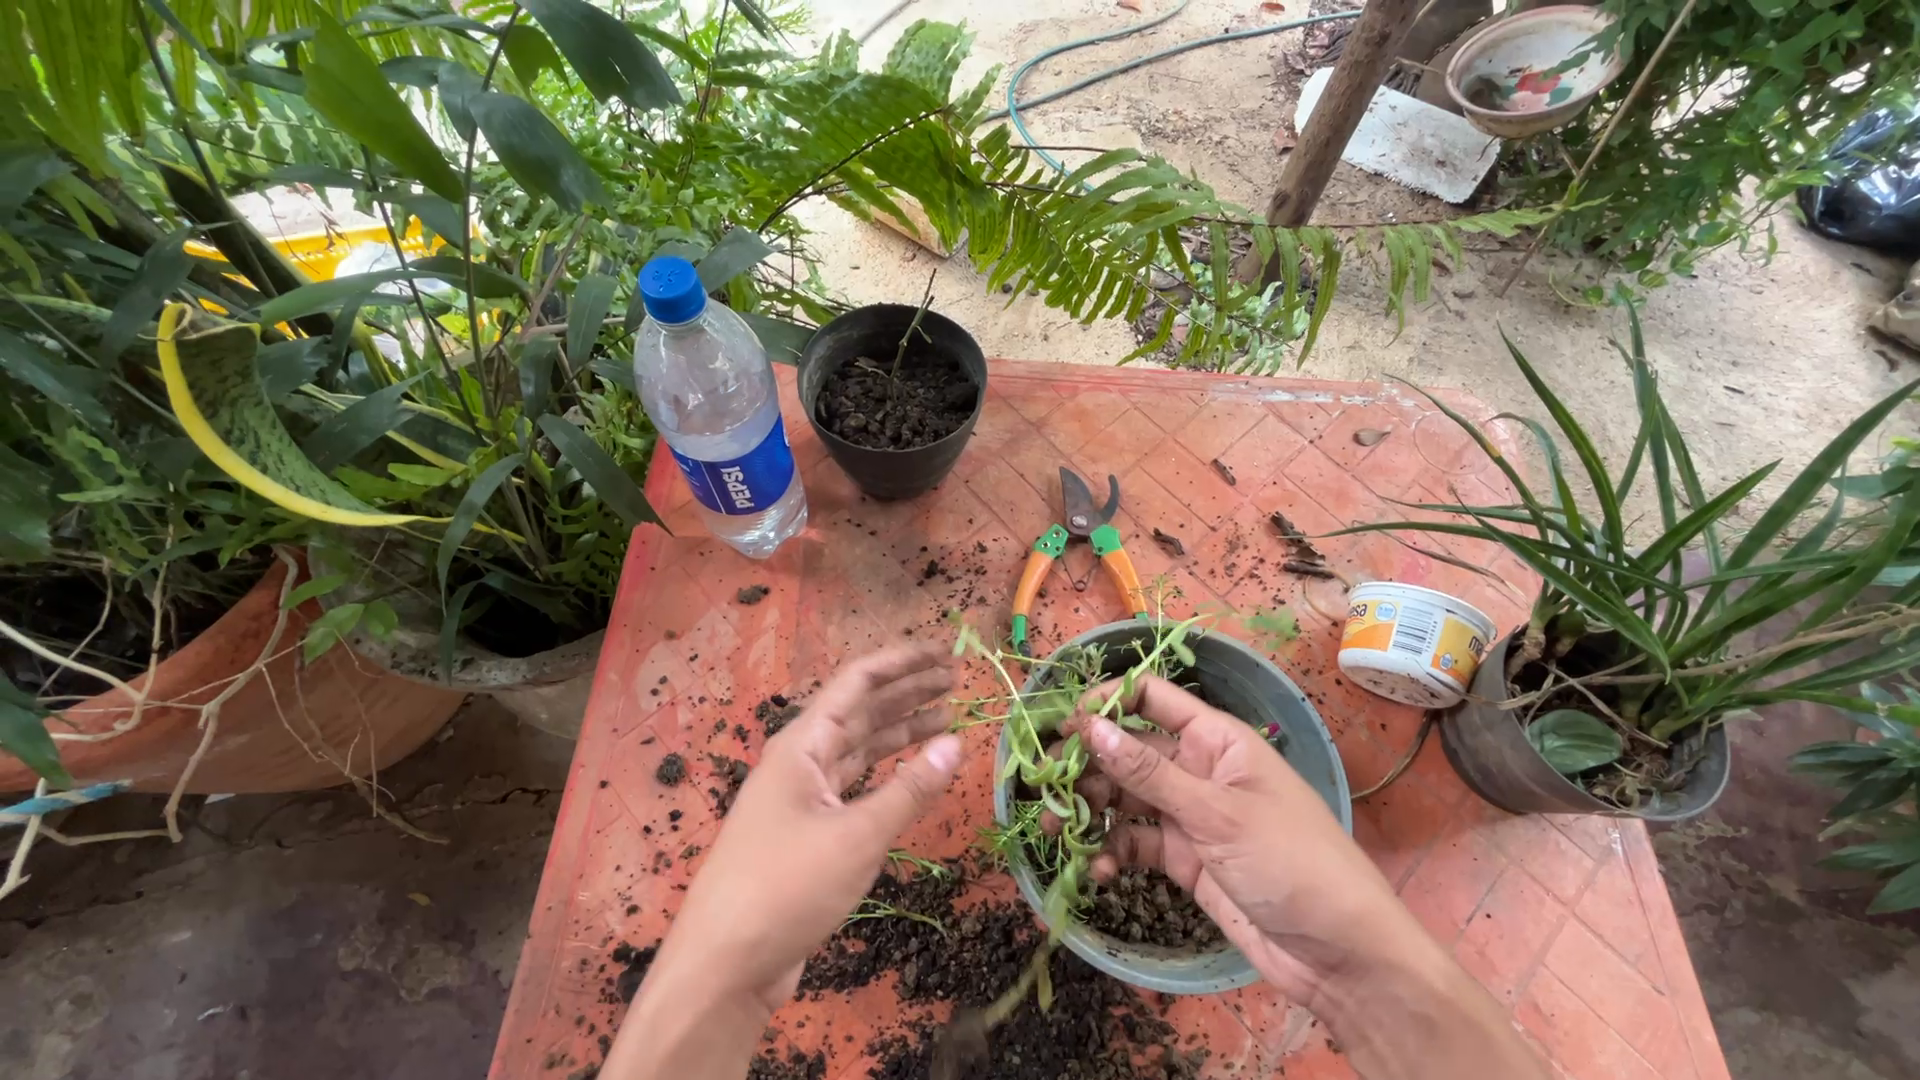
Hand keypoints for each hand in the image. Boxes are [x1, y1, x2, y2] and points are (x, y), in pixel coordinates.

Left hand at [641, 643, 962, 1013]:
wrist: (724, 966)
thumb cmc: (786, 888)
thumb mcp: (856, 836)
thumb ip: (910, 789)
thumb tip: (957, 743)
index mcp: (802, 745)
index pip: (858, 682)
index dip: (903, 662)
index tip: (945, 652)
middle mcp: (800, 761)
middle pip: (861, 711)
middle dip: (908, 692)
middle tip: (957, 680)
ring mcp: (802, 797)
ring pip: (859, 750)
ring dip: (901, 732)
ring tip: (947, 719)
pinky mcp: (808, 833)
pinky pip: (855, 787)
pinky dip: (887, 775)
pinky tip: (913, 773)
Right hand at [1062, 676, 1424, 1008]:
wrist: (1340, 955)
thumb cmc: (1291, 862)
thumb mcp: (1217, 813)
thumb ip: (1149, 771)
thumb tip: (1088, 726)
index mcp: (1216, 740)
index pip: (1152, 698)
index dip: (1106, 701)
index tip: (1063, 722)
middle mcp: (1197, 769)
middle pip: (1129, 750)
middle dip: (1087, 764)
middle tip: (1043, 784)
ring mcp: (1189, 815)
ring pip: (1125, 798)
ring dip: (1089, 811)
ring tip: (1053, 831)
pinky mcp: (1184, 858)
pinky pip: (1135, 843)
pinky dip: (1112, 853)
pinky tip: (1099, 872)